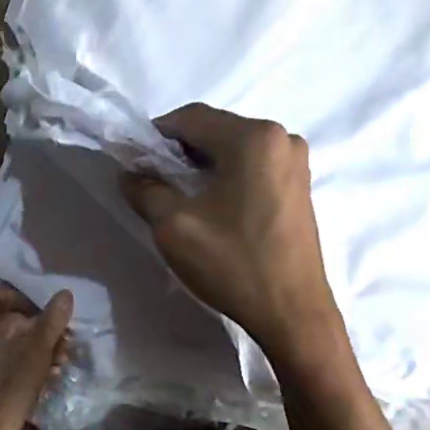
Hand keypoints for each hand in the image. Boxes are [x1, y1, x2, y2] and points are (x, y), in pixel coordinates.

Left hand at [0, 284, 72, 429]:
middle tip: (64, 339)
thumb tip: (65, 294)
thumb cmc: (9, 389)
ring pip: (10, 344)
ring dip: (38, 348)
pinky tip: (48, 377)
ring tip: (62, 360)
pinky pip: (5, 362)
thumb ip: (51, 321)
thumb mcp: (36, 353)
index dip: (23, 297)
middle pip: (8, 322)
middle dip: (39, 328)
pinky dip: (26, 364)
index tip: (46, 308)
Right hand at [120, 104, 339, 358]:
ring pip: (235, 150)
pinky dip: (226, 178)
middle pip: (216, 130)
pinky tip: (210, 206)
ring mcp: (296, 163)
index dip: (155, 134)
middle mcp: (282, 138)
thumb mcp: (174, 227)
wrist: (290, 311)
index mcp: (253, 137)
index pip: (192, 118)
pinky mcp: (299, 187)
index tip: (132, 160)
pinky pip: (253, 168)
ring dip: (202, 165)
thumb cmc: (232, 263)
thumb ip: (146, 191)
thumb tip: (130, 174)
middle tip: (151, 181)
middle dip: (179, 151)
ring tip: (178, 197)